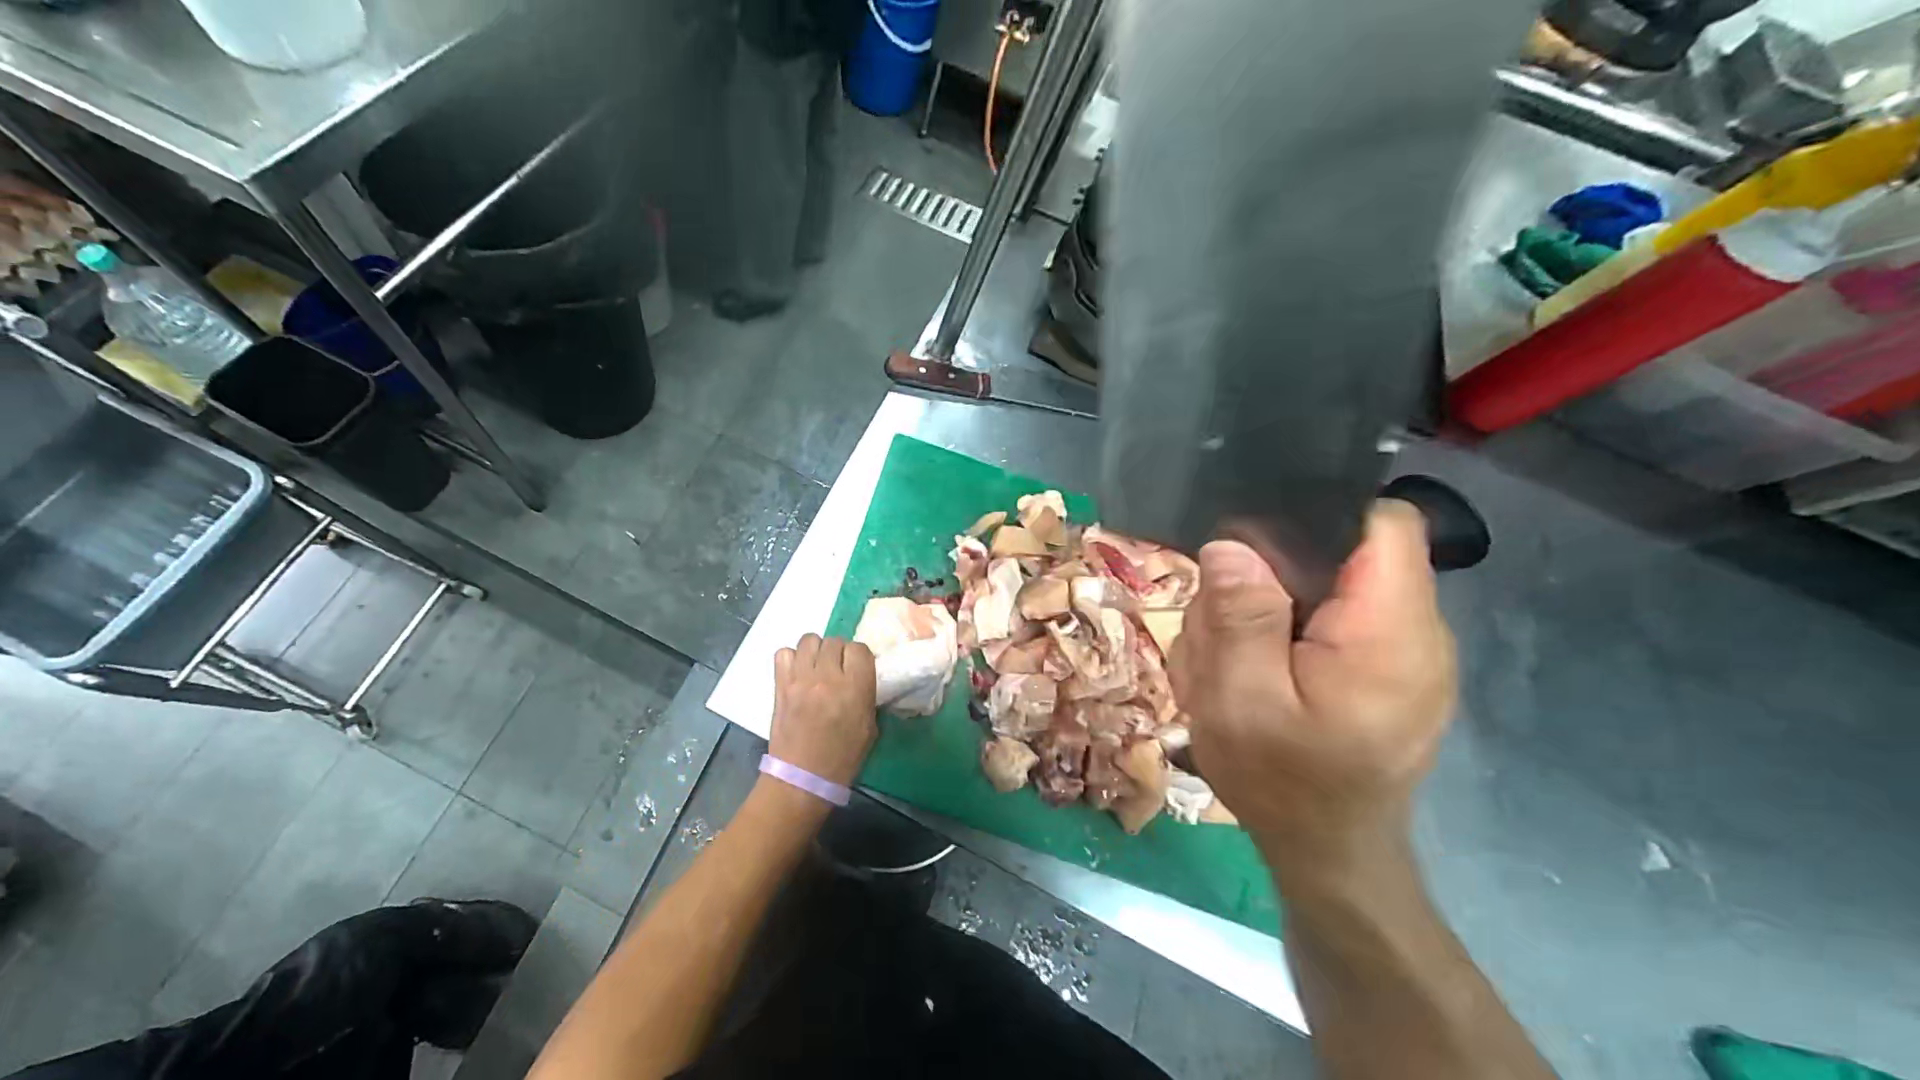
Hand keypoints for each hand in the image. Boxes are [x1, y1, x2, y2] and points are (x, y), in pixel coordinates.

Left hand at [769, 634, 877, 787]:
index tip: (857, 668)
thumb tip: (860, 675)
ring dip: (816, 651)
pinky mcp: (781, 685)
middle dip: (838, 652)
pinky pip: (784, 653)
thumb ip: (866, 693)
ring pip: (809, 640)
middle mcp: (828, 677)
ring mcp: (801, 679)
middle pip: (834, 641)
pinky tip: (798, 674)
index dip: (859, 657)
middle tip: (837, 670)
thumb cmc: (843, 757)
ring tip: (817, 667)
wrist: (802, 777)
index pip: (859, 648)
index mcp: (855, 688)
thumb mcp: (869, 726)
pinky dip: (792, 659)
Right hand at [1171, 501, 1456, 871]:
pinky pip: (1332, 619)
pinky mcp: (1385, 667)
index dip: (1319, 512)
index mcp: (1390, 632)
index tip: (1254, 541)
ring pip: (1328, 586)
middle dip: (1272, 574)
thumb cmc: (1284, 784)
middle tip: (1222, 629)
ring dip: (1271, 609)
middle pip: (1343, 554)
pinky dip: (1287, 632)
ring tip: (1234, 661)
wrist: (1329, 855)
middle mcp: (1415, 631)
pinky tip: (1256, 672)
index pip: (1385, 524)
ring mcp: (1404, 650)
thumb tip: (1230, 545)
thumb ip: (1239, 619)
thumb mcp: (1240, 702)